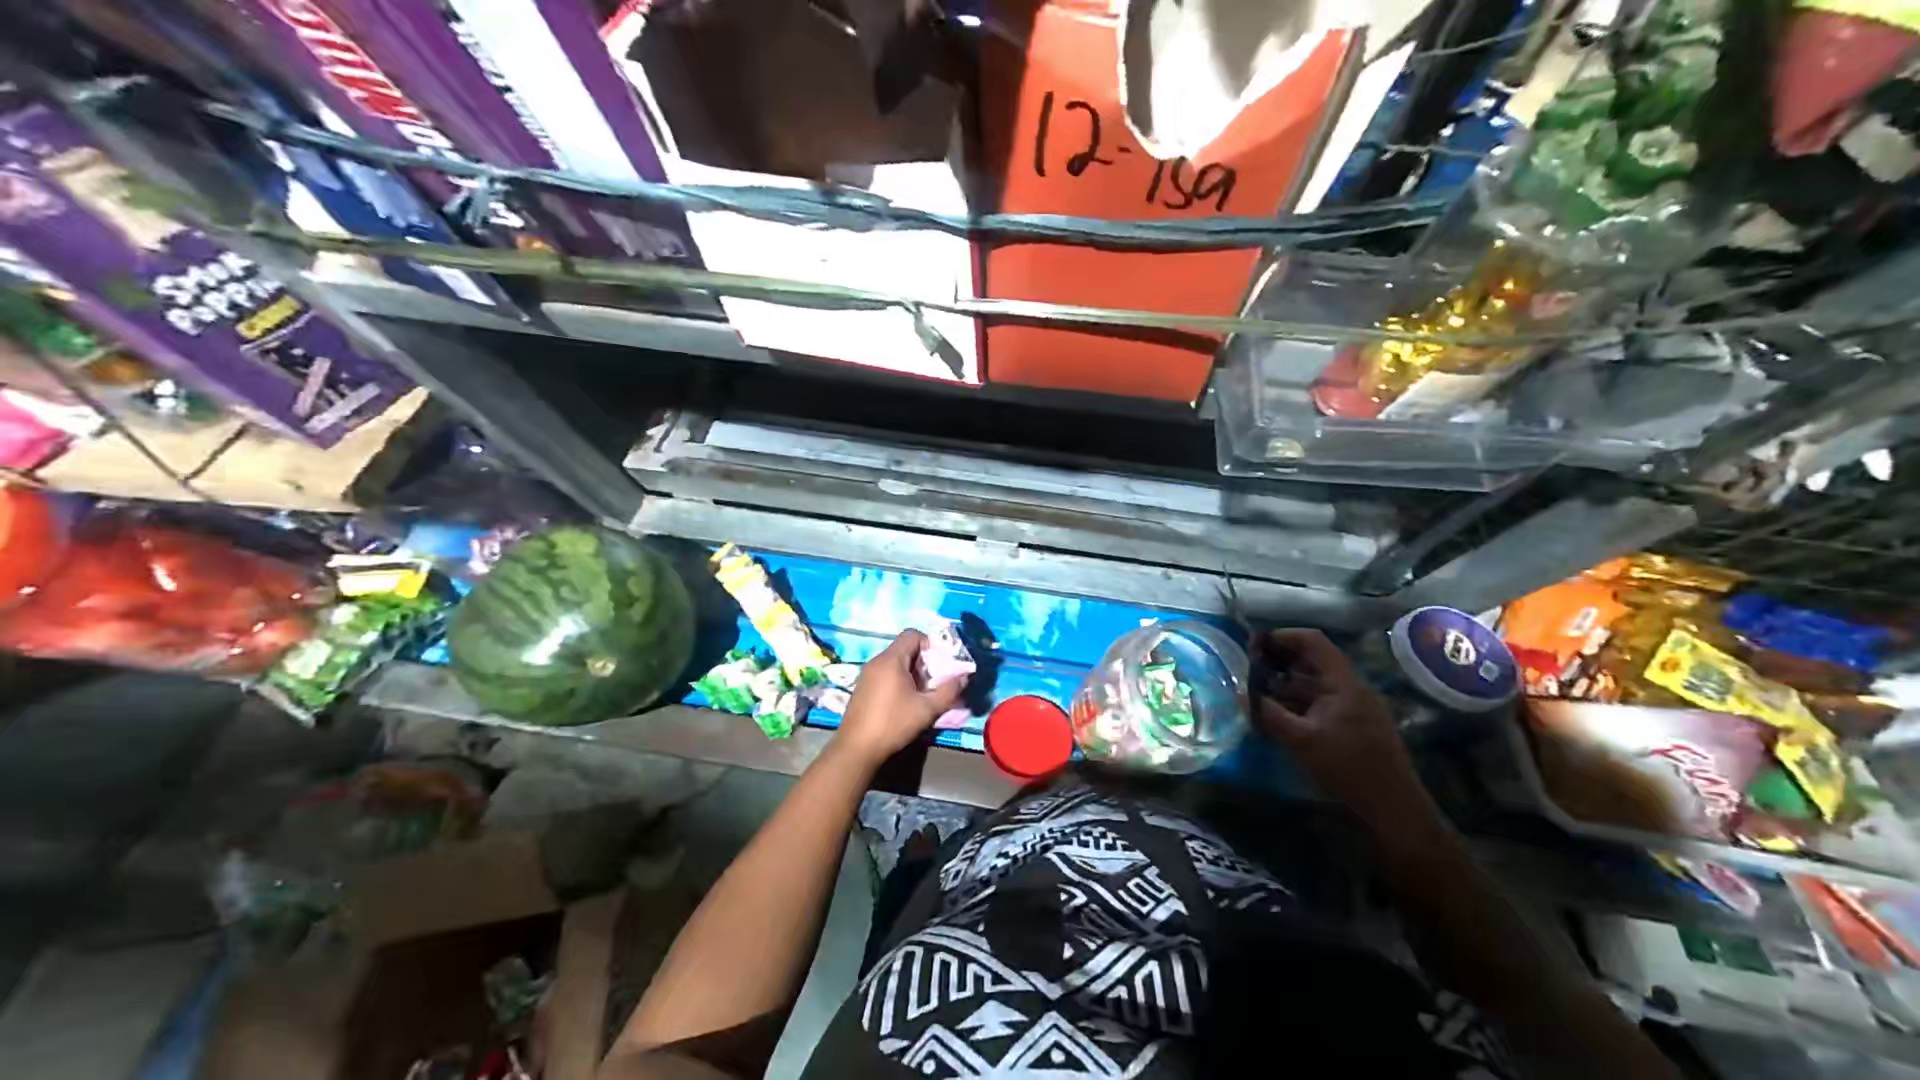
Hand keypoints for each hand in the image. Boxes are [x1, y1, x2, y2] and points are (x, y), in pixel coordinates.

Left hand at [833, 630, 967, 768]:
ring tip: (921, 694)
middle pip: (904, 648)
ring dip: (911, 672)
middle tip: (934, 681)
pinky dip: (898, 680)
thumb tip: (964, 677)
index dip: (930, 644)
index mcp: (891, 660)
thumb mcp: (927, 709)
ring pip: (895, 662)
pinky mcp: (862, 687)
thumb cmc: (893, 724)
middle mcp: (876, 661)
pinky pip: (884, 673)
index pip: (912, 634)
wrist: (857, 748)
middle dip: (923, 661)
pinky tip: (903, 702)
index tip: (940, 664)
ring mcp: (866, 674)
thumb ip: (949, 691)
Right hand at [1253, 629, 1438, 828]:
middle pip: (1313, 660)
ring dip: (1286, 681)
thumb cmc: (1348, 768)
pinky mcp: (1354, 724)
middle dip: (1280, 659)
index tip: (1254, 644)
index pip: (1313, 642)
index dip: (1282, 636)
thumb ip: (1268, 714)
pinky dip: (1298, 700)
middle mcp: (1352, 688)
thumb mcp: (1301, 740)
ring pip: (1316, 682)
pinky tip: (1278, 712)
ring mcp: (1355, 706)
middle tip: (1249, 665)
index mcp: (1343, 683)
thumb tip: (1239, 693)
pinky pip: (1321, 701)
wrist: (1393, 808)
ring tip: (1256, 688)